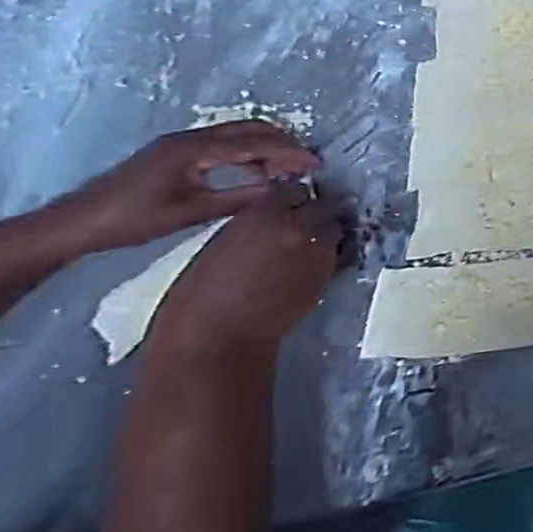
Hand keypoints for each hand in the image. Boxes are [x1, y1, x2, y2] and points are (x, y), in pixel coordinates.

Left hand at [50, 121, 320, 252]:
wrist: (77, 222)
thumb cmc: (132, 220)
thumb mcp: (190, 212)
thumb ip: (238, 198)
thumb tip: (282, 191)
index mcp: (196, 148)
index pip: (256, 144)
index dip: (290, 153)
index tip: (316, 164)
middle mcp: (192, 136)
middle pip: (252, 129)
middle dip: (285, 143)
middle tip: (307, 163)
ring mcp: (183, 141)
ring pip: (239, 133)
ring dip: (267, 146)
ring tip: (288, 168)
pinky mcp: (177, 151)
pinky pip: (224, 142)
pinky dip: (248, 152)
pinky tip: (256, 171)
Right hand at [149, 192, 343, 354]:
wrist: (216, 342)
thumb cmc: (200, 295)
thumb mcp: (223, 241)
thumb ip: (255, 220)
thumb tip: (274, 214)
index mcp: (267, 212)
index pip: (292, 188)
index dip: (288, 197)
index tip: (283, 205)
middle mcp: (300, 224)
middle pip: (320, 205)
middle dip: (310, 212)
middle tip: (296, 225)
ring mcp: (318, 249)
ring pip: (331, 228)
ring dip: (321, 232)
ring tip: (303, 245)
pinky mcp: (327, 274)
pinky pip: (333, 254)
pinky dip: (323, 254)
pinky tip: (306, 264)